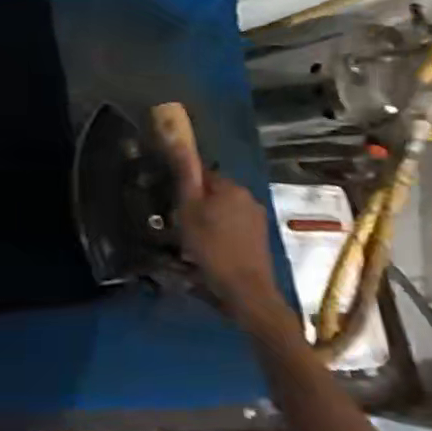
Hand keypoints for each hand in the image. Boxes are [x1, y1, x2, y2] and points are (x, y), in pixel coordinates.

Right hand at [148, 103, 285, 327]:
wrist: (245, 292)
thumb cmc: (211, 248)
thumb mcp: (189, 210)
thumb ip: (185, 174)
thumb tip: (178, 137)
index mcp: (230, 186)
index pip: (201, 173)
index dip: (184, 187)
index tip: (172, 204)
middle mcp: (248, 197)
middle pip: (213, 192)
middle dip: (196, 205)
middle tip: (178, 226)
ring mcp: (256, 219)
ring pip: (223, 211)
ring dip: (208, 221)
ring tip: (192, 243)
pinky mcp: (259, 239)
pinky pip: (232, 227)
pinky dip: (220, 234)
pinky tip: (209, 253)